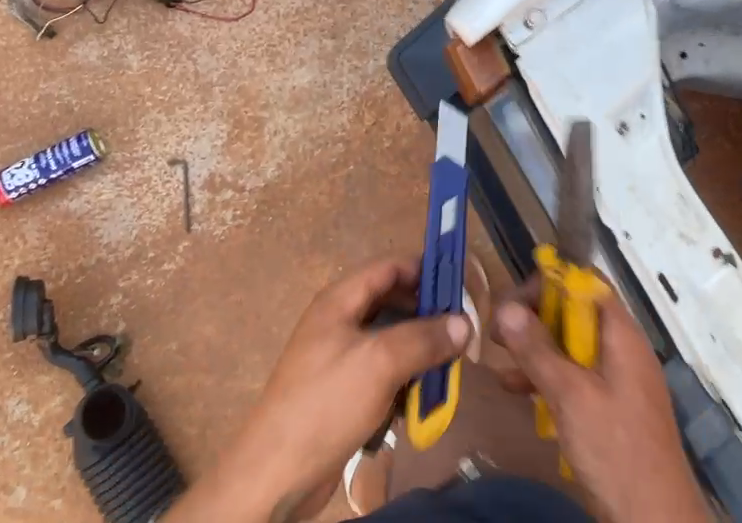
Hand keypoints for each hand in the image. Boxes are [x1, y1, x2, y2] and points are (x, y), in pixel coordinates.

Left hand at [171, 258, 470, 522]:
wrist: (277, 474)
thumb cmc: (327, 403)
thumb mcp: (381, 362)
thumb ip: (424, 337)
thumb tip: (464, 323)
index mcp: (340, 301)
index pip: (389, 267)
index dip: (424, 270)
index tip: (460, 285)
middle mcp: (339, 322)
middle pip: (392, 303)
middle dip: (427, 315)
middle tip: (462, 331)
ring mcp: (340, 358)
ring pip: (391, 340)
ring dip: (419, 351)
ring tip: (449, 366)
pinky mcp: (343, 392)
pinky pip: (383, 373)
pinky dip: (404, 379)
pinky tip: (422, 399)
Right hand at [493, 274, 710, 522]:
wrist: (654, 515)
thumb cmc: (614, 447)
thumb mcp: (569, 394)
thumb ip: (537, 349)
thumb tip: (506, 307)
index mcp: (620, 333)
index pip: (584, 283)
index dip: (547, 284)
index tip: (512, 304)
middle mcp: (621, 347)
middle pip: (575, 312)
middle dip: (535, 318)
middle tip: (498, 334)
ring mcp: (618, 378)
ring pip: (572, 345)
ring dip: (537, 348)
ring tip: (500, 361)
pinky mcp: (611, 406)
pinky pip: (576, 376)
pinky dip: (549, 377)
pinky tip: (518, 390)